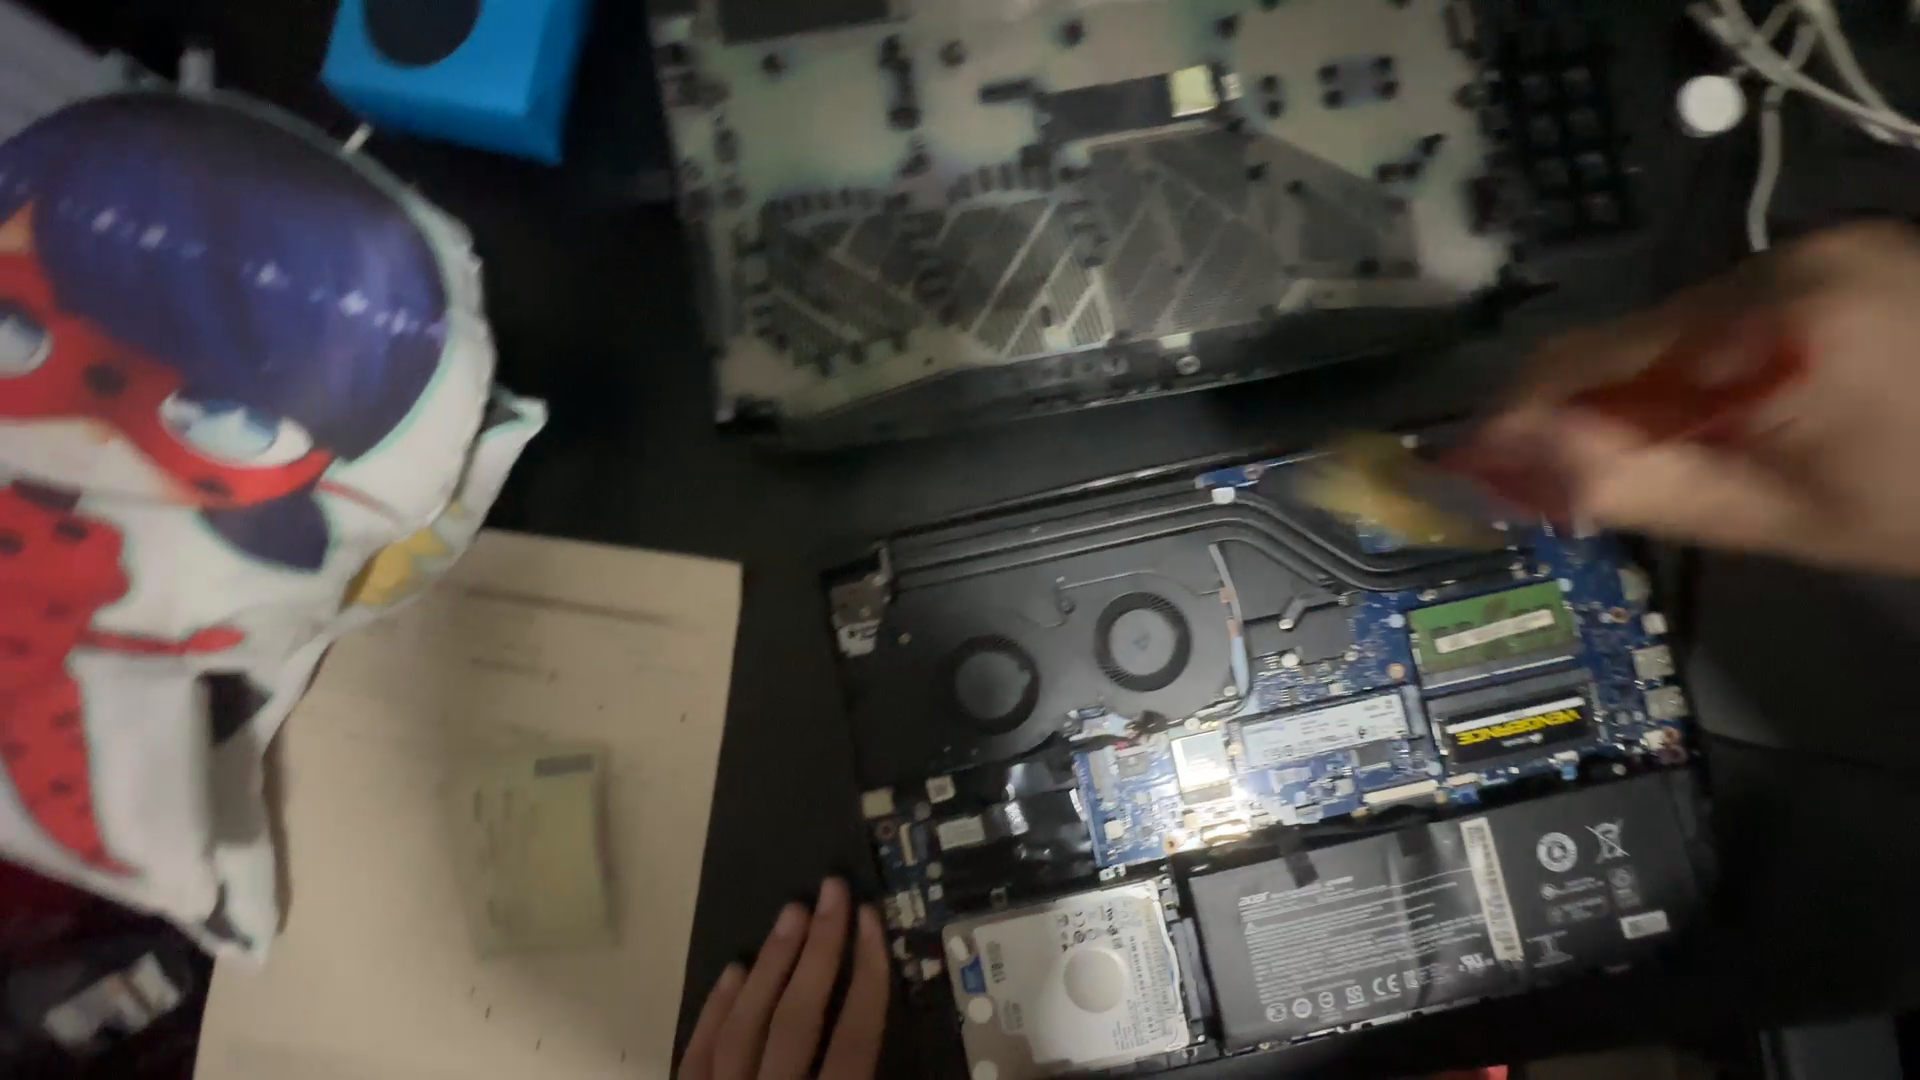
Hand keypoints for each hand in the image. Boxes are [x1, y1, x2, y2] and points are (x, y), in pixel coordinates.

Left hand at [678, 878, 888, 1079]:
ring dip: (770, 965)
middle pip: (797, 1021)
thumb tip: (892, 1015)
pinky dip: (715, 1011)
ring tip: (792, 912)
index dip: (868, 976)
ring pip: (743, 1029)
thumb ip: (875, 1067)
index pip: (853, 1039)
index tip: (872, 918)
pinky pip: (697, 1057)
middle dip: (818, 949)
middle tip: (833, 890)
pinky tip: (734, 970)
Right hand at [1471, 222, 1919, 575]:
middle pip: (1621, 342)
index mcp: (1776, 310)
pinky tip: (1696, 422)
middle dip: (1572, 411)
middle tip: (1549, 472)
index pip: (1589, 354)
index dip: (1515, 410)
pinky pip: (1712, 327)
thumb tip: (1512, 465)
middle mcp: (1788, 260)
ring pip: (1661, 336)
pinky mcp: (1835, 271)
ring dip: (1627, 398)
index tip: (1472, 459)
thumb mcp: (1774, 513)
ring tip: (1633, 455)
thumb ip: (1633, 483)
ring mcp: (1817, 259)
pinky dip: (1680, 381)